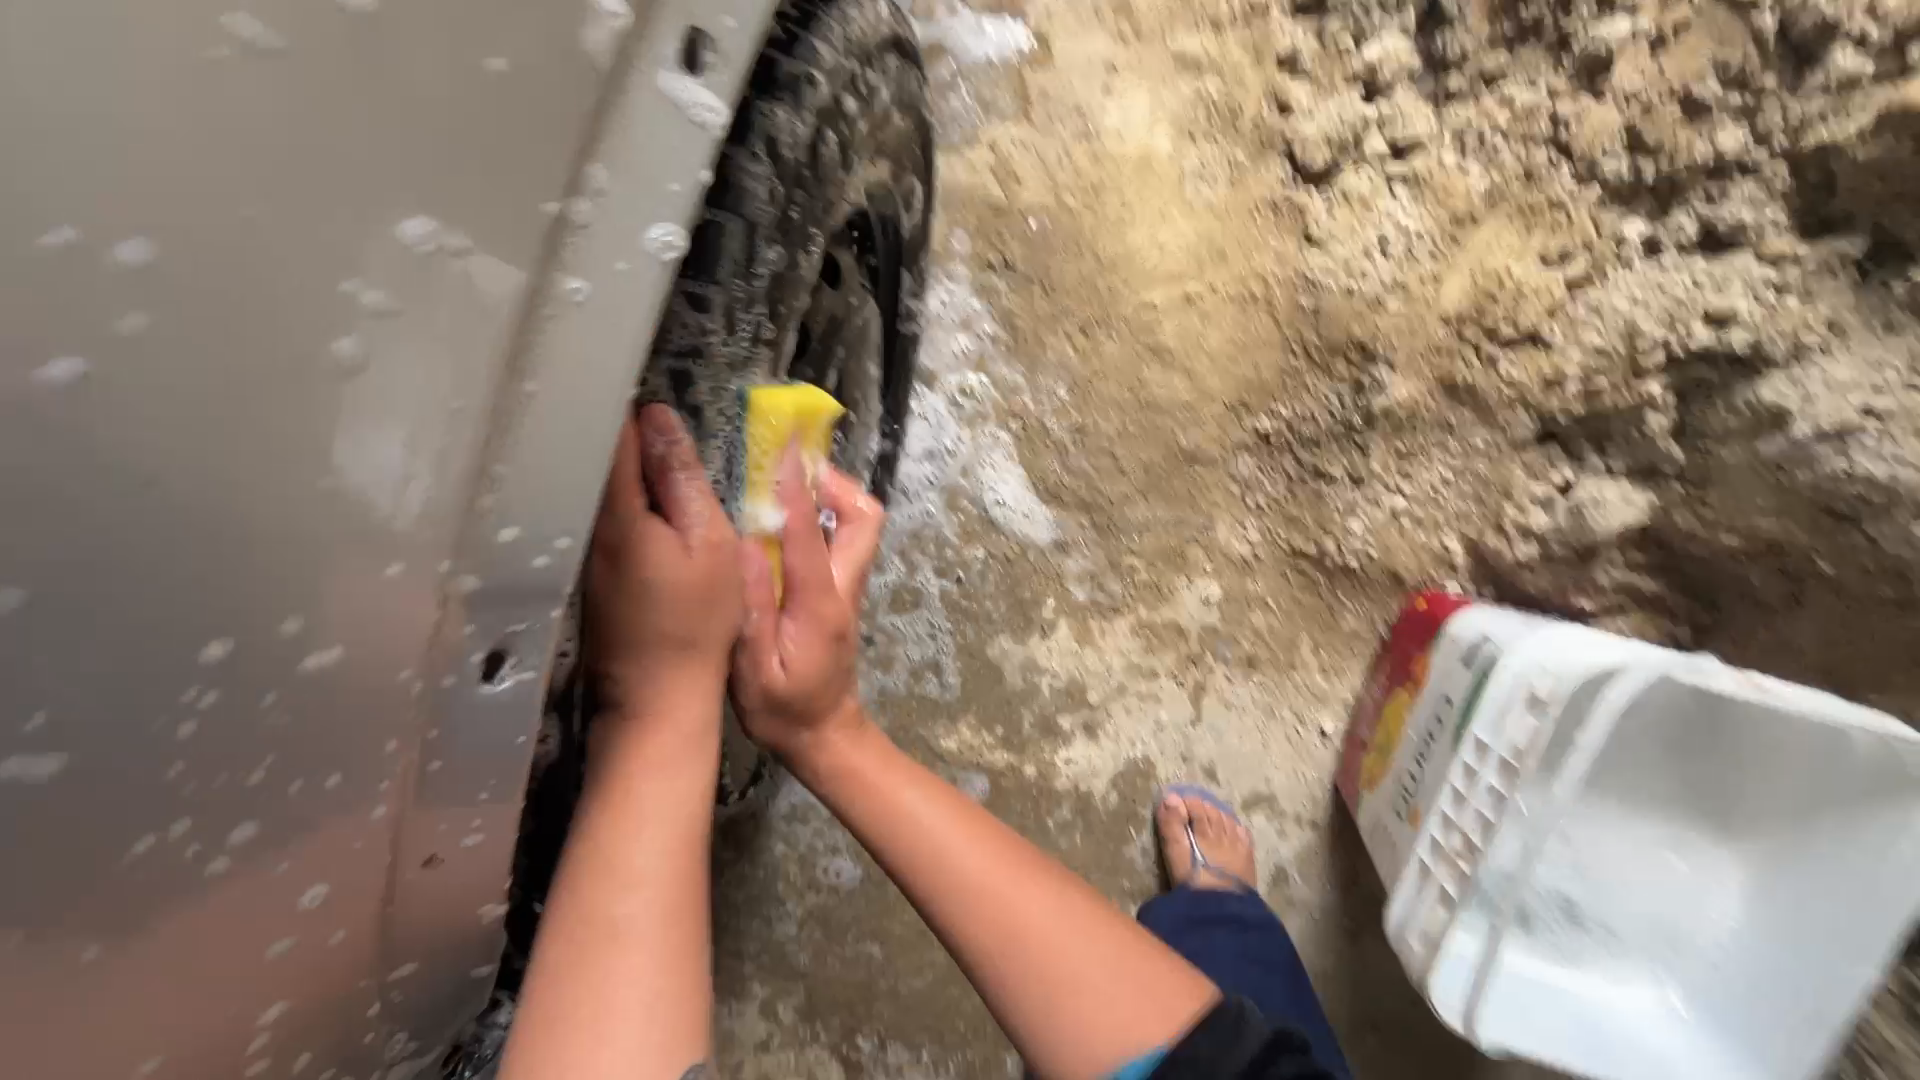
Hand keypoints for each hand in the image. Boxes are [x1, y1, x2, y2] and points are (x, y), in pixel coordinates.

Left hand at [587, 404, 742, 722]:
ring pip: (603, 494)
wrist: (660, 693)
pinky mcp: (592, 578)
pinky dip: (629, 508)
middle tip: (670, 431)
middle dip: (632, 440)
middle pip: (601, 464)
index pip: (610, 437)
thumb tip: (658, 418)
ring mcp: (586, 556)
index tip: (651, 392)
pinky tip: (655, 517)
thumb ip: (683, 480)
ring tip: (668, 467)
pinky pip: (606, 523)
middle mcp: (589, 528)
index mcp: (618, 513)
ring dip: (631, 475)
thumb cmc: (698, 620)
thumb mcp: (710, 542)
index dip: (629, 409)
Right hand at [731, 446, 884, 763]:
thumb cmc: (784, 711)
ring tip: (786, 491)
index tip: (784, 450)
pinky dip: (824, 520)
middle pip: (865, 518)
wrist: (824, 735)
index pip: (812, 532)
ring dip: (832, 499)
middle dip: (835, 484)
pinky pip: (845, 542)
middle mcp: (844, 588)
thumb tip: (744, 544)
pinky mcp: (843, 595)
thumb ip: (750, 607)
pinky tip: (786, 526)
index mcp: (820, 603)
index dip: (797, 488)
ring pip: (860, 527)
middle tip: (793, 474)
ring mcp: (849, 590)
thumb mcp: (753, 669)